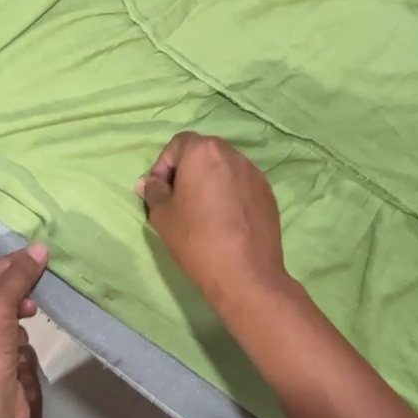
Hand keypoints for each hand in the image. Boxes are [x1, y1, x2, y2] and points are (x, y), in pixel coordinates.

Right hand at [137, 133, 290, 312]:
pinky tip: (226, 221)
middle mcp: (232, 154)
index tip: (161, 191)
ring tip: (204, 211)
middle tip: (180, 199)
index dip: (165, 165)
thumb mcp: (162, 216)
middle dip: (189, 170)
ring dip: (211, 181)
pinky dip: (230, 194)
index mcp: (203, 152)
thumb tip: (148, 182)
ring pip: (225, 169)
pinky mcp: (268, 194)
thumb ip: (153, 192)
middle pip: (204, 153)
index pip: (178, 144)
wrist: (245, 274)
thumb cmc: (196, 239)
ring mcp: (254, 174)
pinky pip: (242, 185)